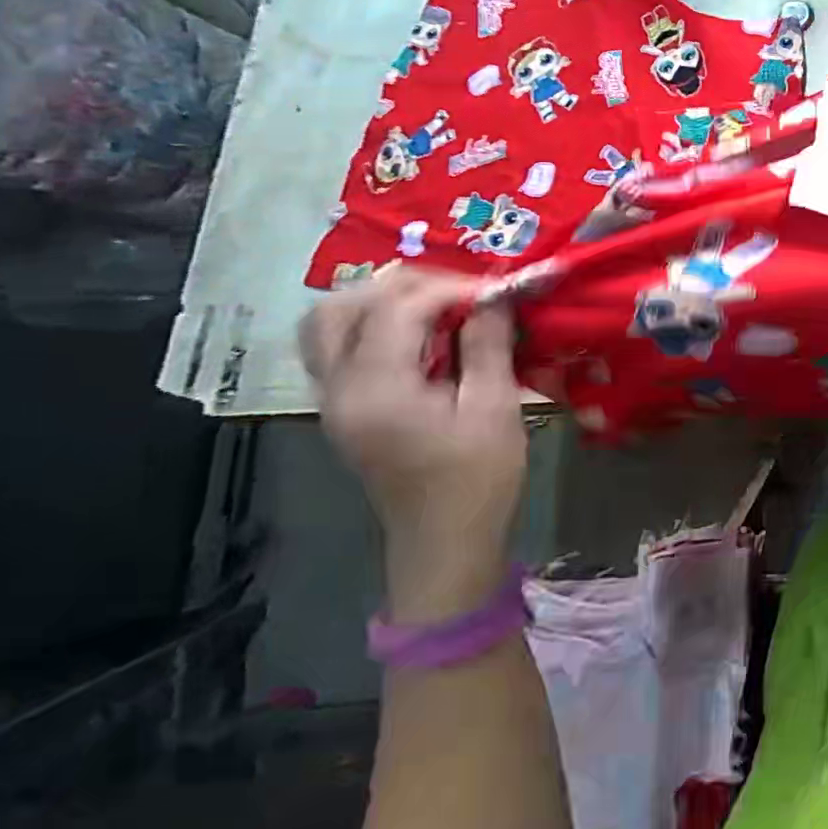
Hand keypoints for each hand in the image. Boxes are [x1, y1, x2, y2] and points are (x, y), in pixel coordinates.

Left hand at [299, 269, 526, 621]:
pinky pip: (339, 346)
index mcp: (377, 389)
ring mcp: (333, 399)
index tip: (497, 290)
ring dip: (381, 301)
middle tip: (463, 294)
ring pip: (330, 322)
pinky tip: (419, 335)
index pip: (398, 308)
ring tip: (437, 306)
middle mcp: (339, 388)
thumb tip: (494, 297)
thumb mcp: (495, 409)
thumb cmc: (478, 479)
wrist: (445, 542)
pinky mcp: (343, 409)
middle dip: (408, 286)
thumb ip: (488, 346)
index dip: (450, 288)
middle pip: (345, 304)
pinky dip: (373, 324)